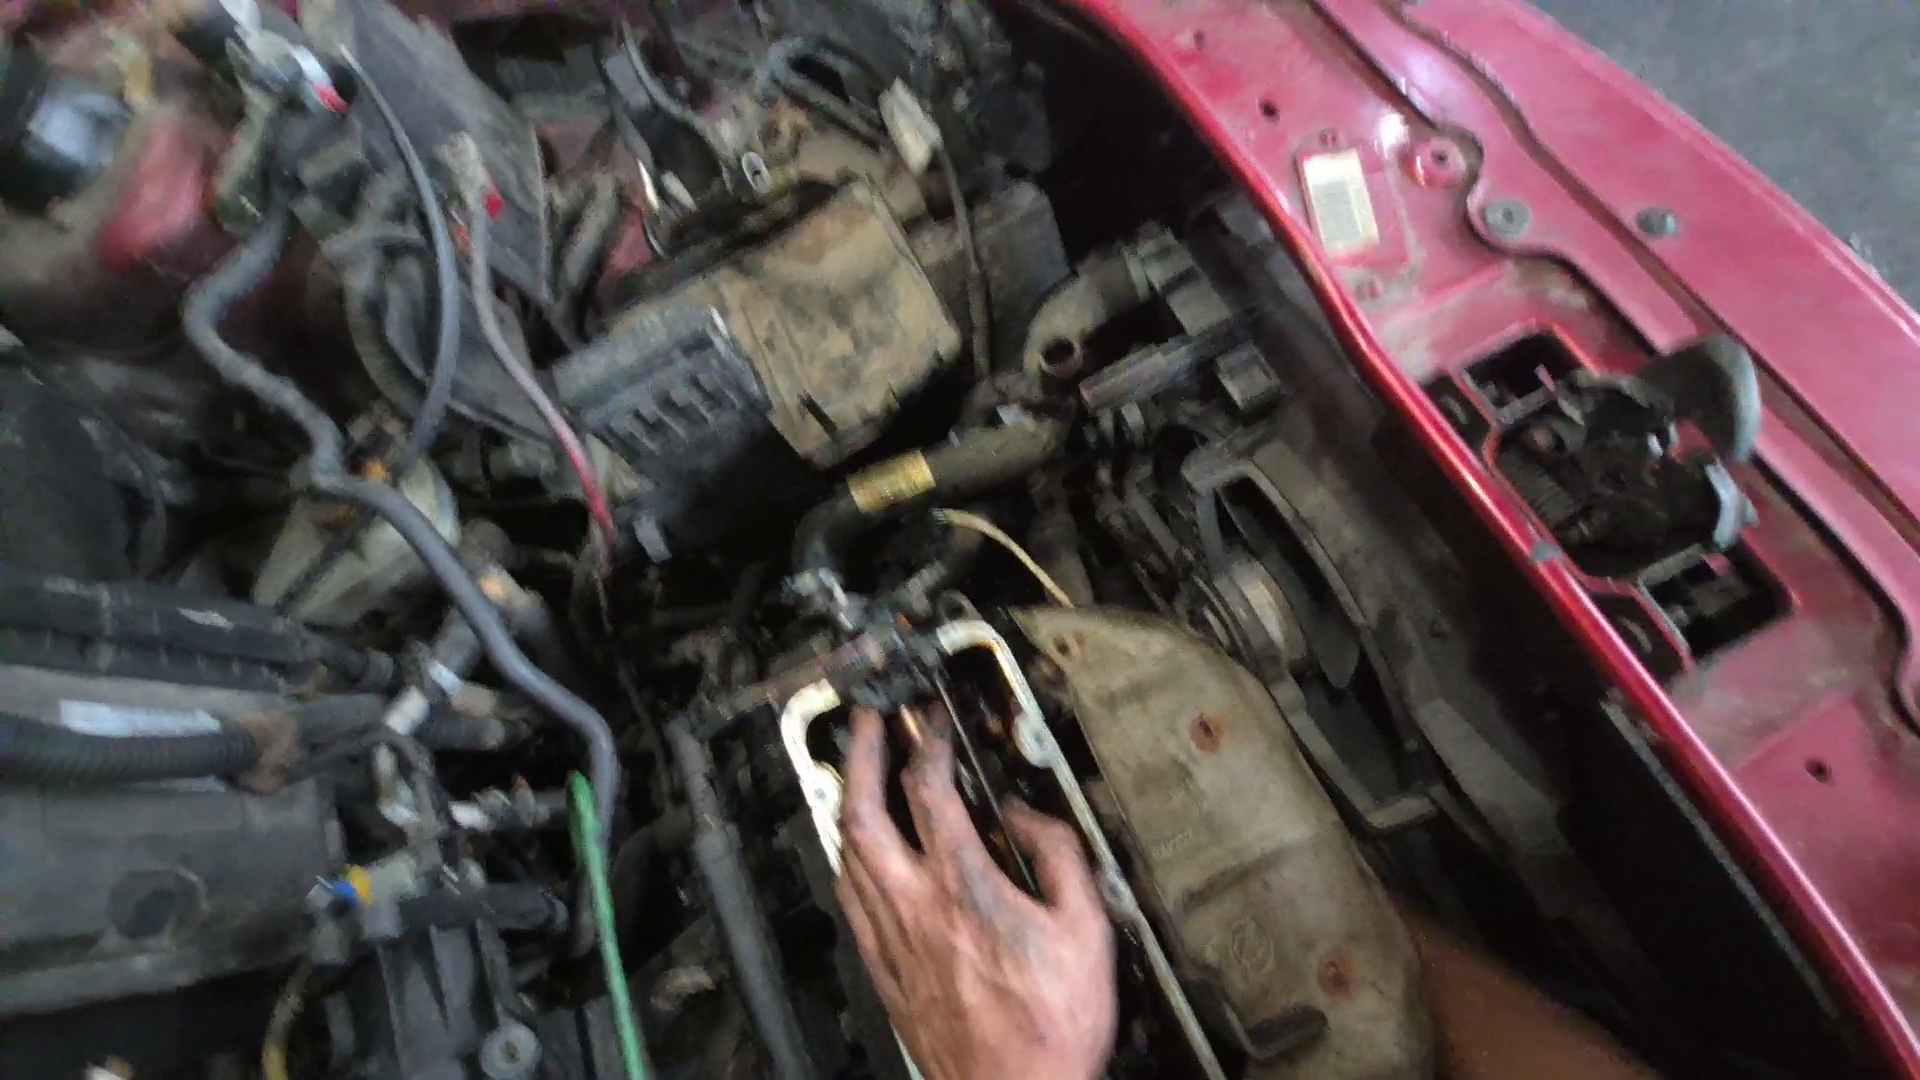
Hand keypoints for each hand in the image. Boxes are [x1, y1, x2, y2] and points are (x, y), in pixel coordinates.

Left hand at [836, 706, 1116, 1079]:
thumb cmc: (1052, 1024)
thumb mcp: (1086, 929)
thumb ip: (1059, 855)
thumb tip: (1024, 814)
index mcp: (963, 885)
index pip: (930, 790)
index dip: (928, 743)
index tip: (933, 721)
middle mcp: (915, 902)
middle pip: (864, 811)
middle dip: (860, 753)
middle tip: (863, 719)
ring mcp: (891, 935)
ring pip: (848, 850)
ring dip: (848, 797)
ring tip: (855, 767)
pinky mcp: (883, 965)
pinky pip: (849, 895)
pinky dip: (847, 854)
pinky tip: (853, 845)